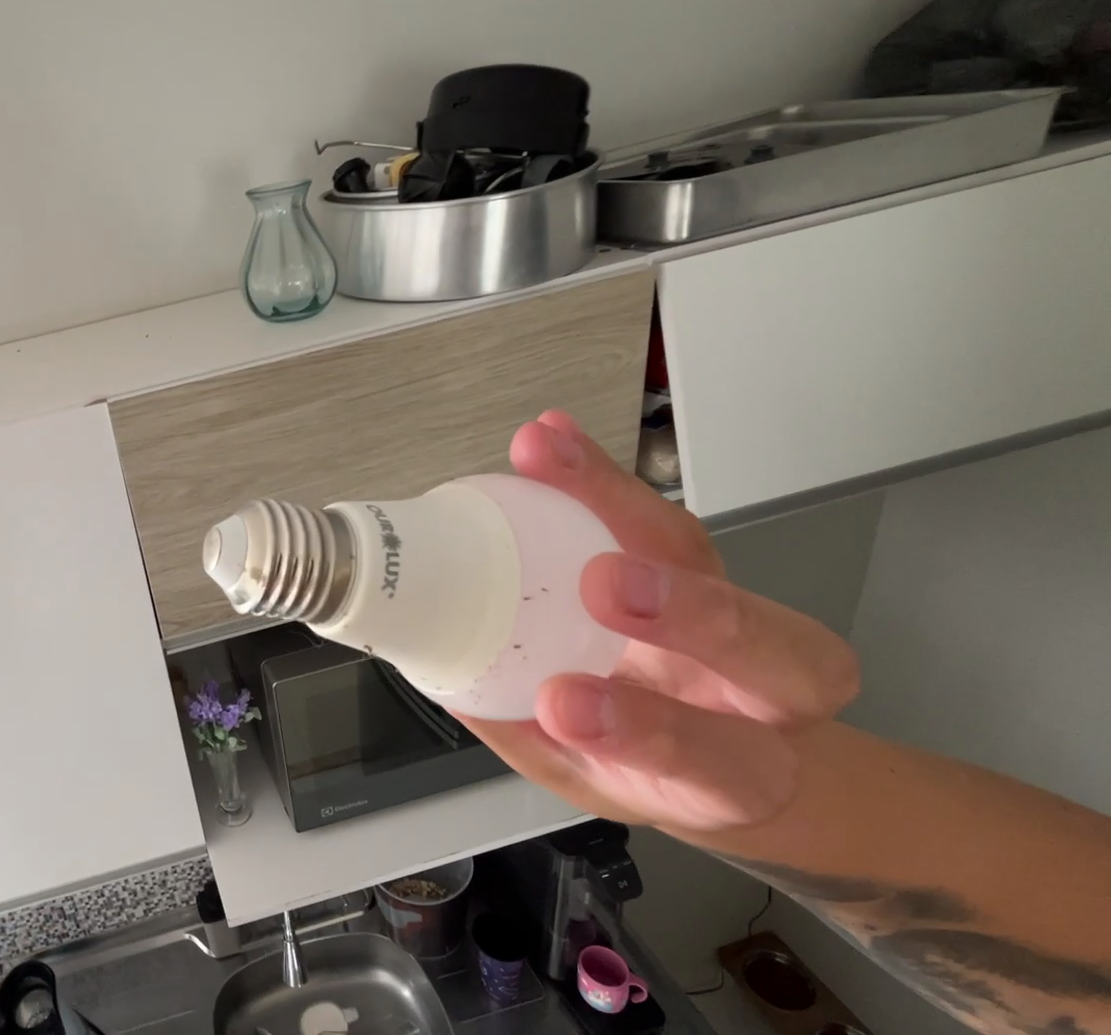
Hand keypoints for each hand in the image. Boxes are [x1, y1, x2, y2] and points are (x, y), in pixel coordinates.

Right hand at [457, 411, 861, 833]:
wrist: (737, 749)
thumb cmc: (663, 774)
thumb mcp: (594, 783)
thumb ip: (532, 738)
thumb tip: (456, 681)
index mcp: (740, 772)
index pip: (722, 758)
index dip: (647, 727)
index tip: (561, 703)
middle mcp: (761, 688)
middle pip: (766, 643)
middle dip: (689, 610)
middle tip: (600, 581)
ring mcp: (733, 612)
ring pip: (700, 551)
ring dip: (618, 500)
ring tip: (543, 455)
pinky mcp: (693, 560)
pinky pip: (655, 512)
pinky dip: (601, 476)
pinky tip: (550, 438)